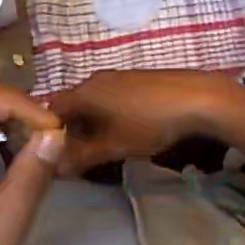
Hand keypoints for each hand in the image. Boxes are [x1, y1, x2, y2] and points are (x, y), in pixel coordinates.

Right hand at [49, 70, 244, 176]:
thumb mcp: (114, 146)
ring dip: (90, 122)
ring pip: (91, 101)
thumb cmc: (149, 123)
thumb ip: (82, 156)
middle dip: (70, 130)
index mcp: (84, 92)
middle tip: (76, 155)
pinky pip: (108, 96)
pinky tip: (123, 130)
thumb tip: (55, 168)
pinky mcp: (135, 79)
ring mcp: (117, 77)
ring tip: (100, 146)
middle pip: (71, 104)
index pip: (51, 108)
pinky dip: (106, 114)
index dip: (48, 132)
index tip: (54, 154)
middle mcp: (95, 79)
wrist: (196, 98)